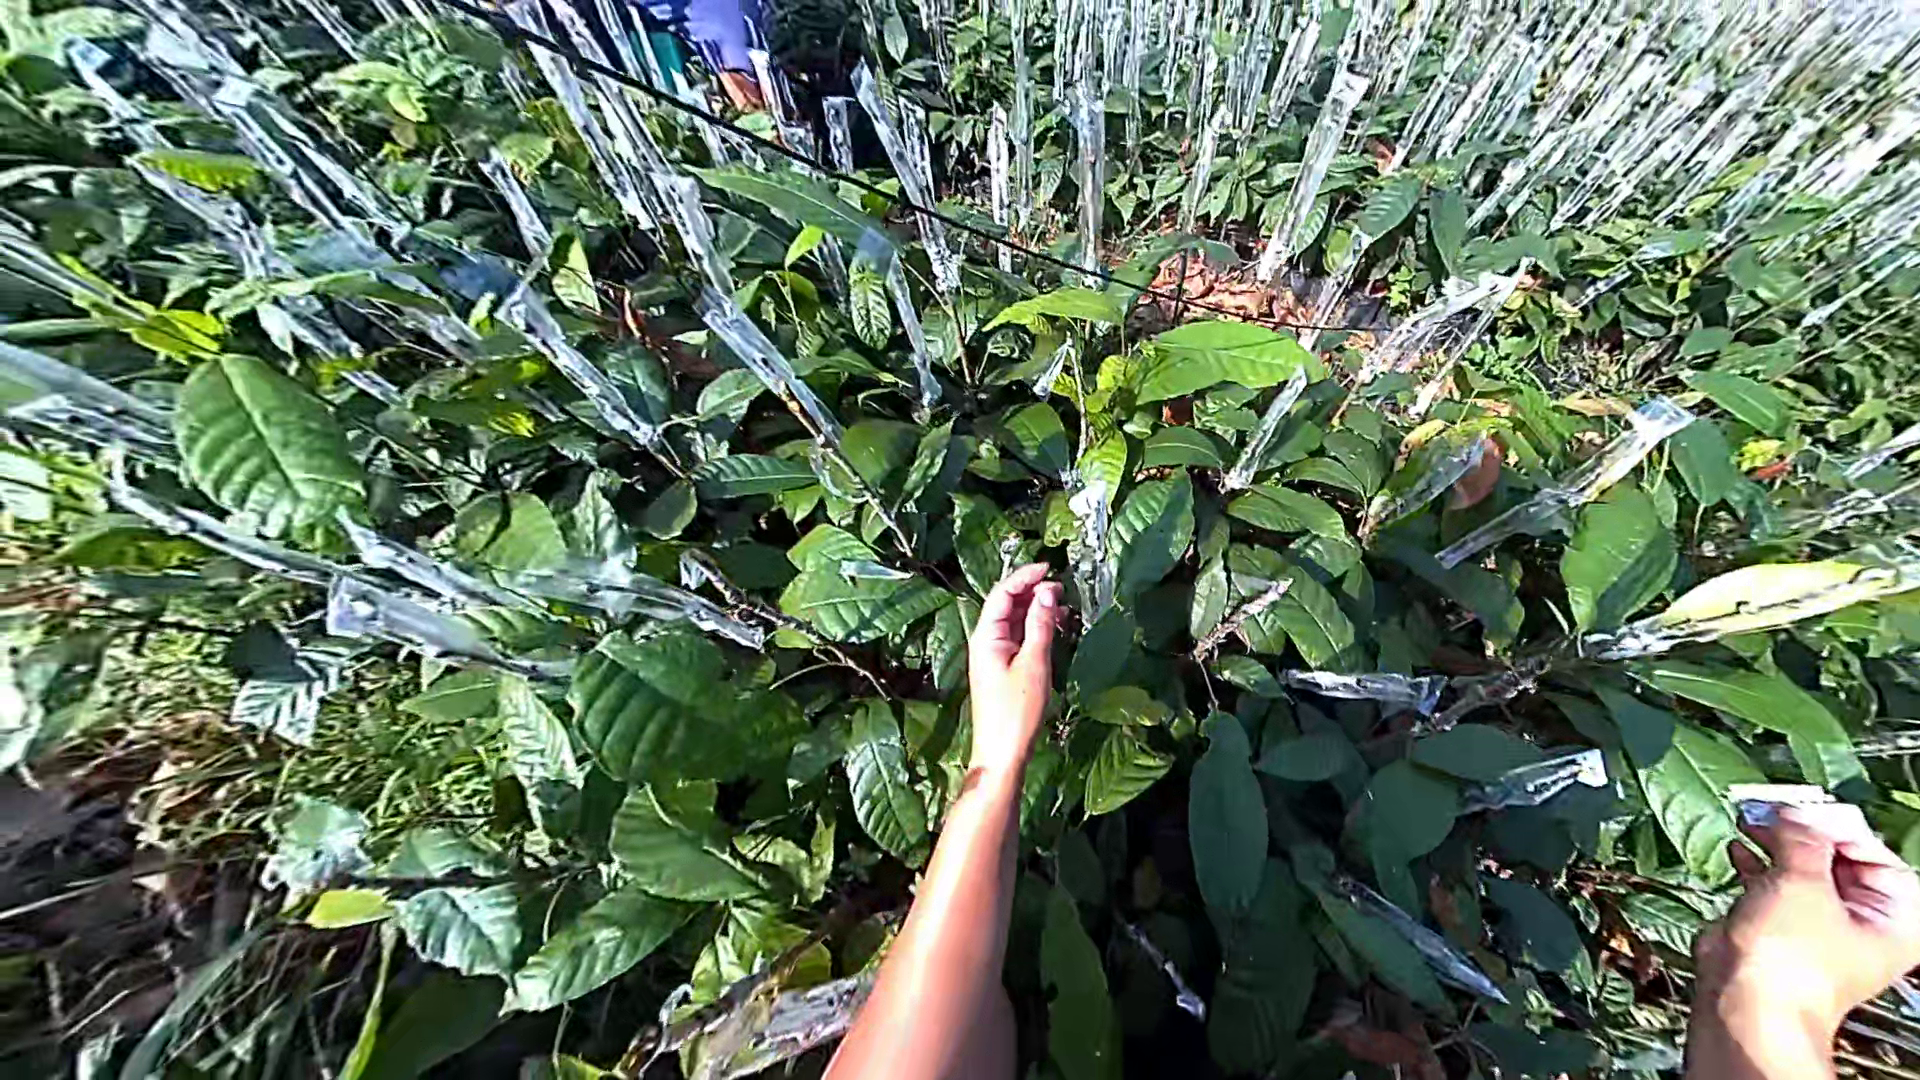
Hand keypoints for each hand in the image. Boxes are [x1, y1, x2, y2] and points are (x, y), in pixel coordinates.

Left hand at [967, 563, 1062, 777]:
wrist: (1002, 752)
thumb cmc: (1016, 711)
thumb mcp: (1034, 664)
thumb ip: (1040, 626)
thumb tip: (1047, 593)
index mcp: (985, 635)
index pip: (1002, 593)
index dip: (1024, 576)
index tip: (1049, 567)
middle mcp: (985, 640)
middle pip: (1006, 603)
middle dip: (1032, 590)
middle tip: (1060, 587)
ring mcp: (993, 653)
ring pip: (1013, 620)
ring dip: (1035, 608)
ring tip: (1062, 605)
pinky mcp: (1002, 666)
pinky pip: (1017, 636)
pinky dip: (1034, 627)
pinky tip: (1054, 627)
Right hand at [1694, 804, 1919, 1042]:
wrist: (1748, 986)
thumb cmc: (1789, 951)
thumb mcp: (1800, 886)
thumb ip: (1801, 844)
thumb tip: (1795, 813)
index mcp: (1894, 918)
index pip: (1876, 858)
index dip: (1837, 829)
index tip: (1797, 807)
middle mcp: (1863, 918)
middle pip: (1838, 860)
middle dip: (1800, 833)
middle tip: (1765, 810)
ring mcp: (1819, 919)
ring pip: (1802, 867)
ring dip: (1773, 842)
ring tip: (1745, 821)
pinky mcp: (1779, 918)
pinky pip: (1774, 880)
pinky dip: (1756, 860)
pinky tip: (1738, 848)